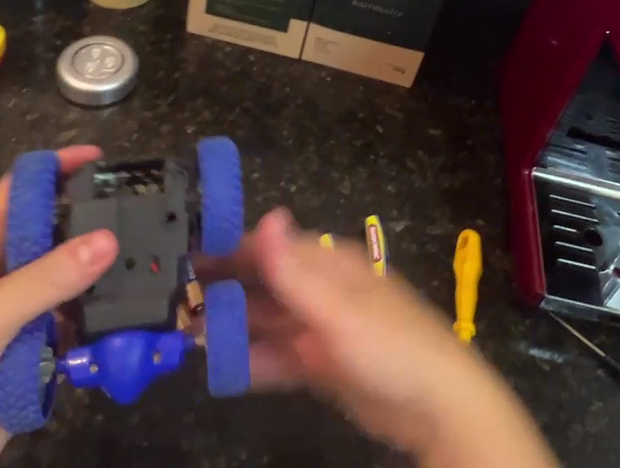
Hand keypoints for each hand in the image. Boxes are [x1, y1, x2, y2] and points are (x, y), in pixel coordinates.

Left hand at [0, 146, 116, 467]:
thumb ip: (45, 280)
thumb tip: (110, 238)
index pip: (16, 196)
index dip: (51, 170)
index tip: (99, 156)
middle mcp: (1, 286)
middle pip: (52, 242)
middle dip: (91, 227)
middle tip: (142, 215)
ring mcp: (17, 329)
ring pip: (69, 292)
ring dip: (101, 284)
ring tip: (151, 267)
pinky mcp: (32, 368)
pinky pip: (74, 340)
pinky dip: (98, 333)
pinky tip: (132, 323)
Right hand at [205, 209, 556, 467]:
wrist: (438, 406)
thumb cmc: (391, 345)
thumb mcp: (341, 308)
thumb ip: (296, 270)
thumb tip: (267, 214)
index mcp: (331, 264)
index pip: (274, 247)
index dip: (234, 250)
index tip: (192, 258)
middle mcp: (325, 290)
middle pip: (268, 285)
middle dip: (228, 291)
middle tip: (180, 303)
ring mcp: (324, 329)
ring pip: (270, 322)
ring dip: (236, 328)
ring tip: (190, 336)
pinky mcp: (325, 365)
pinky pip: (281, 358)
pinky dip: (255, 360)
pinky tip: (223, 368)